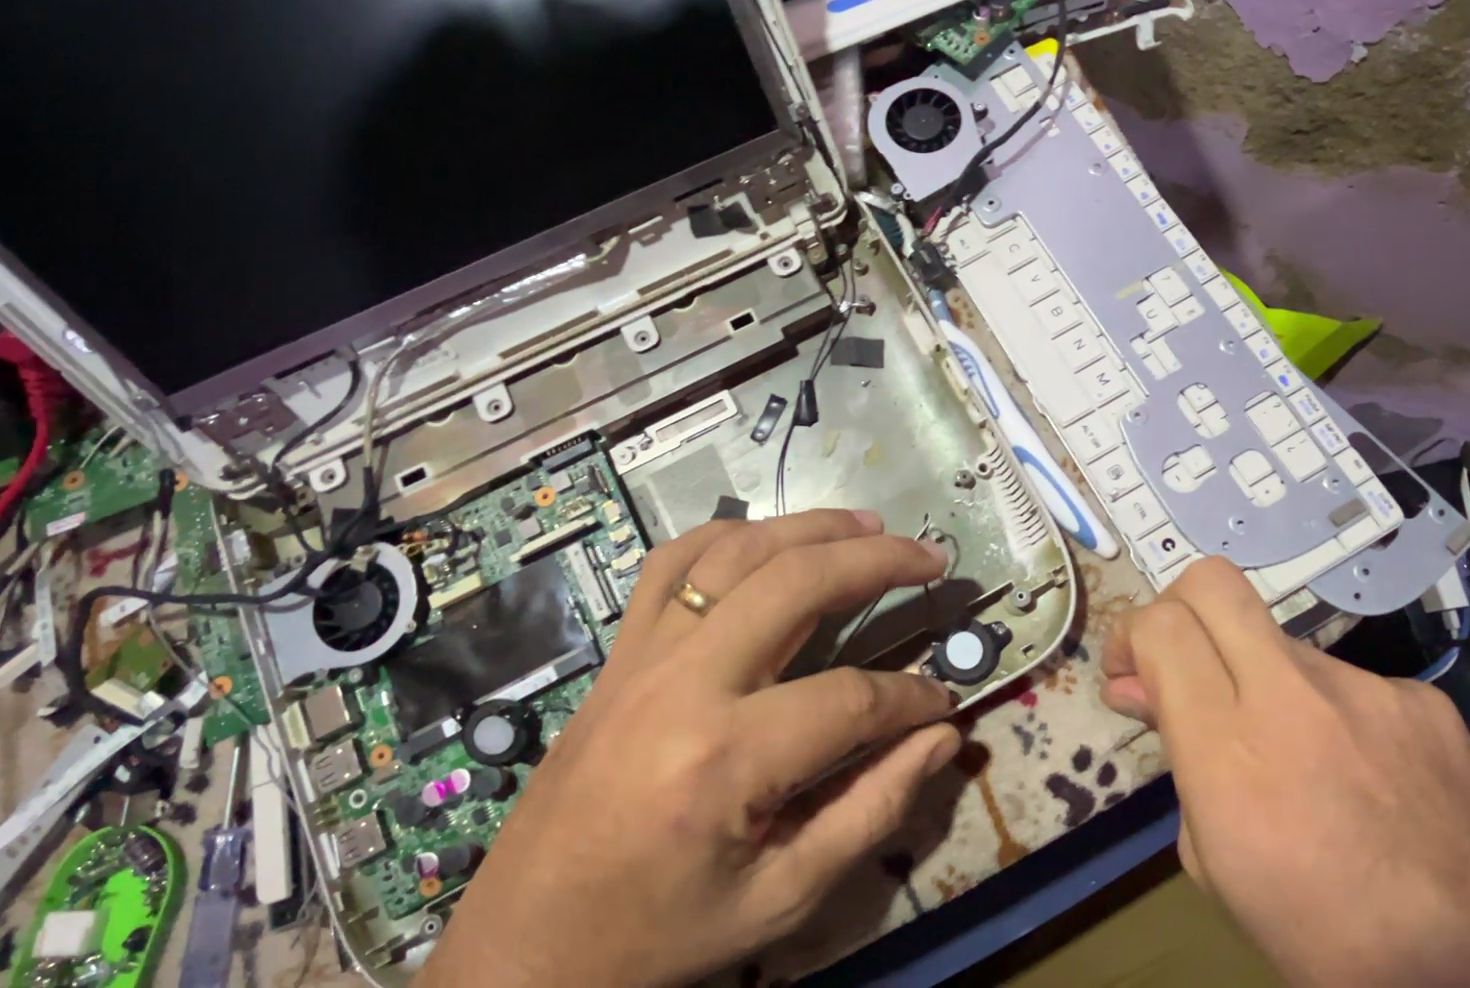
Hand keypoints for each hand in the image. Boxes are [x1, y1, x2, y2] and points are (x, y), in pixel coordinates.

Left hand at [421, 510, 960, 987]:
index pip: (849, 699)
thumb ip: (872, 811)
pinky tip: (768, 537)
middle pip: (795, 585)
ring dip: (809, 527)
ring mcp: (642, 659)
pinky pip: (668, 567)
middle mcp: (683, 686)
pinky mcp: (617, 655)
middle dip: (876, 561)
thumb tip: (942, 738)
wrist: (526, 947)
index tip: (943, 702)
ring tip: (867, 524)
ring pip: (733, 555)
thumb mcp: (781, 898)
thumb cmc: (658, 936)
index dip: (911, 697)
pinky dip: (724, 537)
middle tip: (932, 557)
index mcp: (726, 760)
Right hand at [1101, 557, 1469, 987]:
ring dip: (1261, 677)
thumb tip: (1142, 693)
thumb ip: (1174, 755)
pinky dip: (1332, 712)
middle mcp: (1293, 696)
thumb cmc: (1315, 933)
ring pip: (1281, 642)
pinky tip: (1357, 771)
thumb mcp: (1209, 856)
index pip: (1160, 626)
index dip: (1130, 635)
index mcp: (1228, 746)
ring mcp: (1367, 689)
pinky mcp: (1423, 700)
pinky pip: (1351, 682)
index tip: (1131, 673)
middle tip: (1183, 662)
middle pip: (1213, 584)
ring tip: (1292, 753)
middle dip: (1180, 608)